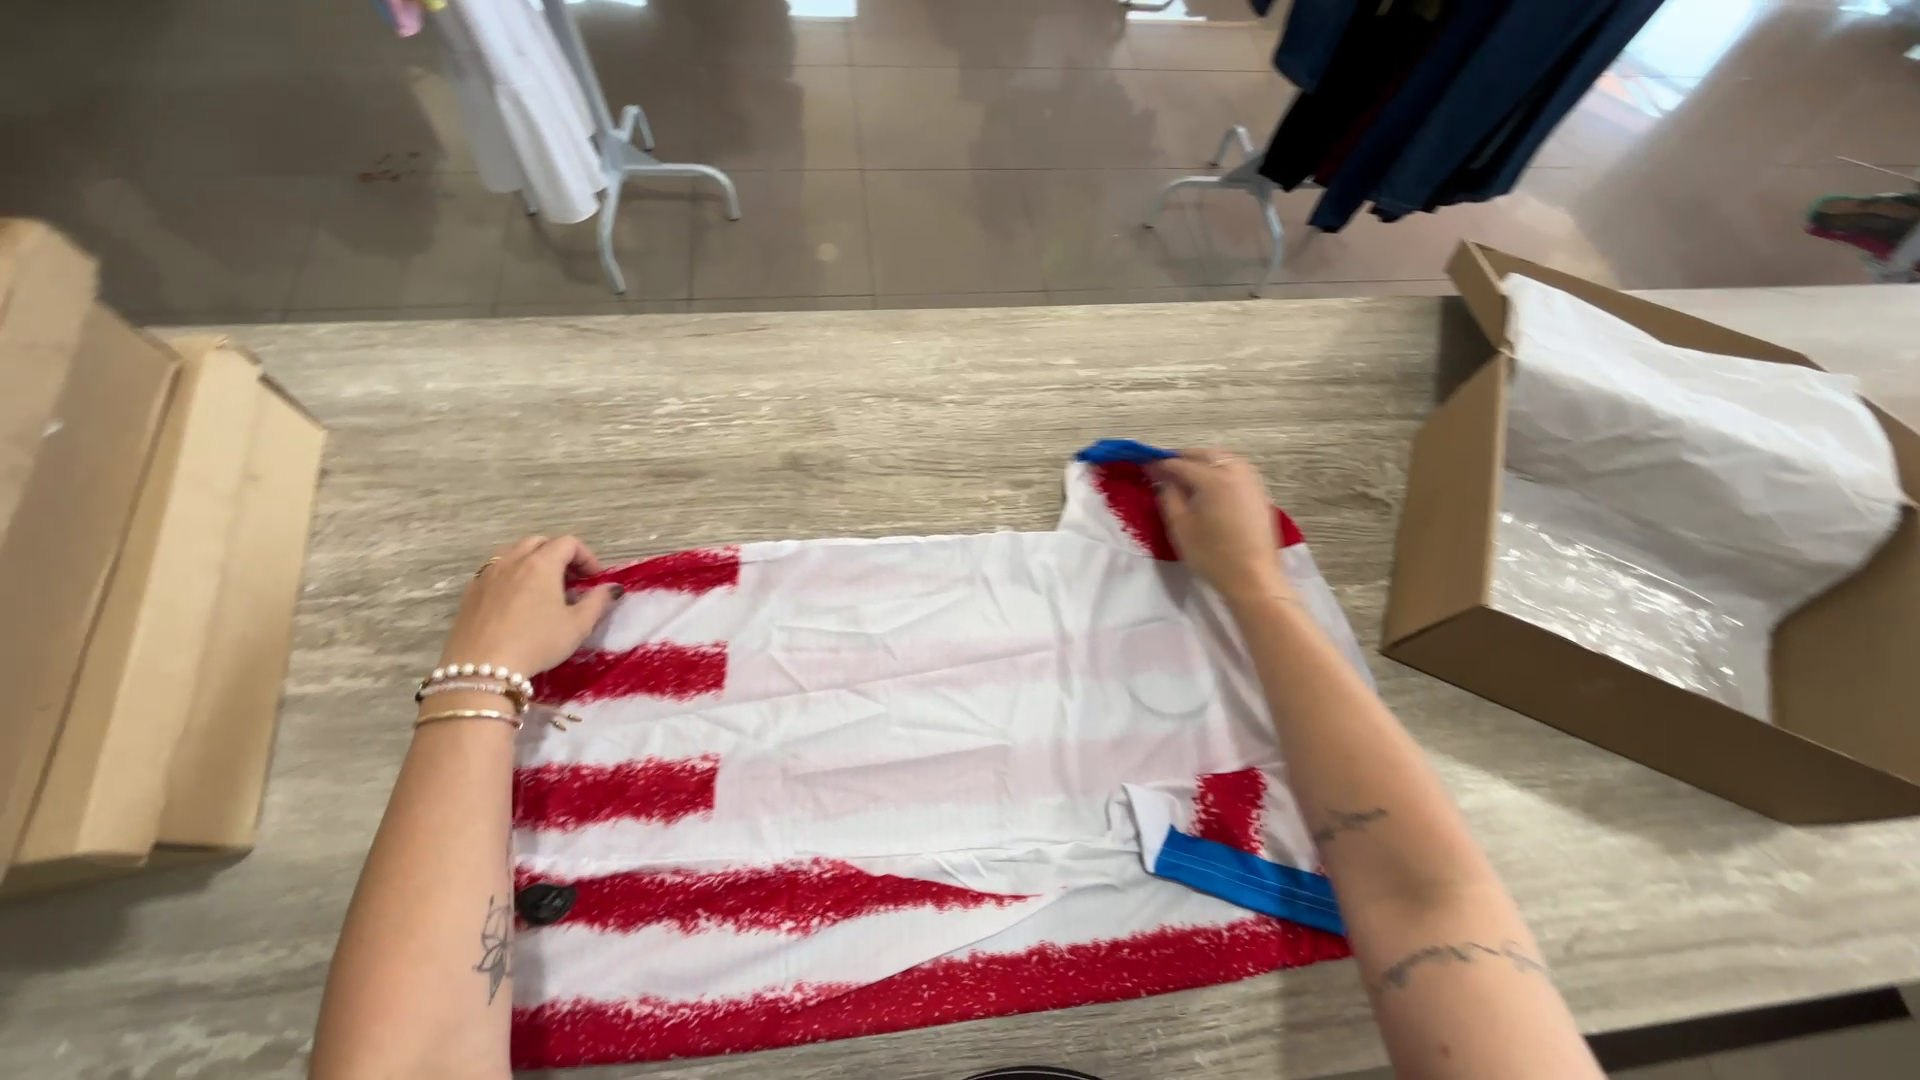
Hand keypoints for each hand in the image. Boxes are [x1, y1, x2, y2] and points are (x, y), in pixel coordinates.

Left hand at [439, 535, 621, 677]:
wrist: (481, 668)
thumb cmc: (537, 643)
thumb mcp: (578, 625)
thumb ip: (598, 601)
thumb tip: (611, 588)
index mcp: (541, 564)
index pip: (568, 543)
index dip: (586, 556)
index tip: (593, 579)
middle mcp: (512, 561)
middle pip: (539, 542)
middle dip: (559, 555)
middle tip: (571, 580)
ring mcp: (487, 575)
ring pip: (513, 552)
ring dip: (533, 561)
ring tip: (543, 587)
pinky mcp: (470, 592)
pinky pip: (494, 570)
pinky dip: (511, 575)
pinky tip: (516, 601)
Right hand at [1149, 449, 1295, 607]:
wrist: (1253, 577)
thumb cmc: (1211, 555)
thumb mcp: (1180, 527)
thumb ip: (1168, 496)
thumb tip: (1162, 479)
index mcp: (1212, 479)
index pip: (1180, 463)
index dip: (1160, 464)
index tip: (1145, 467)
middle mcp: (1234, 472)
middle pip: (1204, 454)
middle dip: (1183, 457)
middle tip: (1165, 468)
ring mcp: (1251, 480)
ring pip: (1223, 457)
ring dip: (1203, 459)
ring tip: (1187, 473)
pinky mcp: (1259, 492)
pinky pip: (1237, 468)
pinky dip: (1221, 467)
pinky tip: (1211, 481)